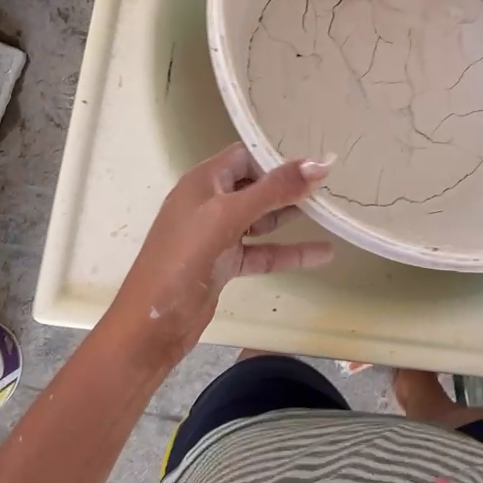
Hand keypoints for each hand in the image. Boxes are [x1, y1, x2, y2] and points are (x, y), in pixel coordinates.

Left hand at [107, 143, 334, 361]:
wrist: (151, 327)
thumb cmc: (184, 260)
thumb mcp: (229, 216)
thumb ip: (274, 190)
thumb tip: (320, 163)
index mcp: (204, 180)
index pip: (246, 155)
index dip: (278, 156)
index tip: (315, 162)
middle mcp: (210, 201)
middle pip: (256, 184)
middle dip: (290, 185)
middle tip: (331, 186)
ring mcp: (217, 234)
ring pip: (261, 218)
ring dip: (291, 216)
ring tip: (331, 212)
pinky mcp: (224, 263)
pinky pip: (262, 251)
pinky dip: (289, 251)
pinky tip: (322, 253)